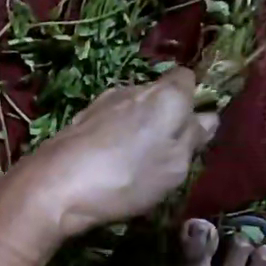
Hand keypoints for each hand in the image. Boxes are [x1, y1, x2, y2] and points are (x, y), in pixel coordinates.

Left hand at [2, 68, 217, 241]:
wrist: (56, 186)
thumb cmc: (129, 176)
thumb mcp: (175, 166)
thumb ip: (194, 138)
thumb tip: (208, 118)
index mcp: (167, 96)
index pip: (188, 79)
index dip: (194, 101)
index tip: (194, 130)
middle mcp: (136, 88)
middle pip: (161, 95)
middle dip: (167, 118)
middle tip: (168, 156)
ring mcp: (104, 102)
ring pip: (135, 109)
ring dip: (141, 129)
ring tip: (138, 164)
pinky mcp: (81, 119)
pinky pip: (112, 122)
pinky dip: (117, 138)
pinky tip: (110, 164)